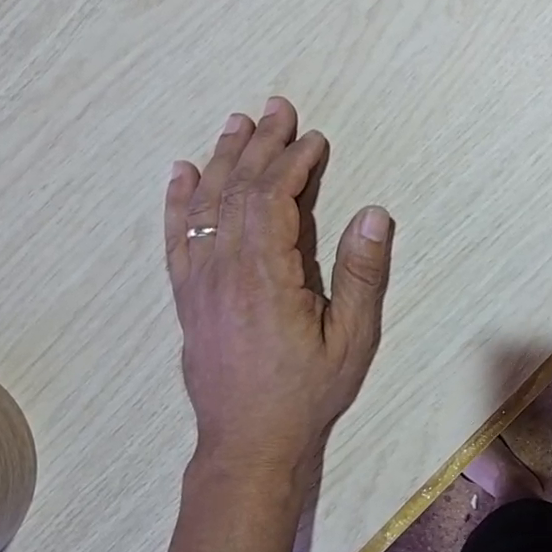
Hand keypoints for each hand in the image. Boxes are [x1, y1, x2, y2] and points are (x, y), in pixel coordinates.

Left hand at [163, 97, 393, 472]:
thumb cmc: (306, 392)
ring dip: (222, 160)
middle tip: (276, 108)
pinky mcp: (187, 297)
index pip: (274, 201)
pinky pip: (177, 238)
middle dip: (260, 146)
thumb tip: (374, 213)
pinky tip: (182, 173)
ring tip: (236, 123)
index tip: (314, 139)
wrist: (247, 442)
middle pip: (238, 192)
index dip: (293, 164)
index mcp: (265, 277)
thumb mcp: (351, 339)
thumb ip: (361, 275)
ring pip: (206, 207)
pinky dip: (179, 201)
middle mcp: (224, 271)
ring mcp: (198, 283)